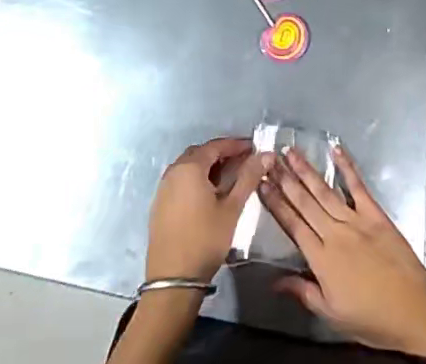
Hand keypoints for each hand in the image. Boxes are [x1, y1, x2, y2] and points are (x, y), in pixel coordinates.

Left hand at [144, 137, 267, 282]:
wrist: (173, 280)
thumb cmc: (206, 239)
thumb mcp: (233, 207)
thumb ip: (249, 176)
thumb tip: (266, 153)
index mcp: (189, 169)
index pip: (215, 146)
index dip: (236, 144)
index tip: (254, 148)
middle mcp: (172, 174)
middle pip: (200, 154)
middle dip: (222, 153)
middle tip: (243, 161)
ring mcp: (162, 191)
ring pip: (188, 168)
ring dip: (209, 167)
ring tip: (230, 177)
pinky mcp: (159, 207)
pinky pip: (180, 182)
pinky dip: (196, 180)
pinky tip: (210, 193)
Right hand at [260, 144, 425, 361]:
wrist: (411, 307)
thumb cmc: (369, 317)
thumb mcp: (330, 313)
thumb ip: (303, 291)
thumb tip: (274, 280)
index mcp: (321, 259)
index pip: (292, 225)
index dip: (275, 203)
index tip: (261, 184)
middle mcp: (336, 233)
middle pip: (305, 203)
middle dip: (286, 180)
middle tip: (269, 159)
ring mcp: (357, 220)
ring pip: (326, 191)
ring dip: (307, 171)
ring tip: (292, 153)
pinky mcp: (376, 213)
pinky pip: (359, 186)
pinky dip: (347, 167)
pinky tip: (336, 150)